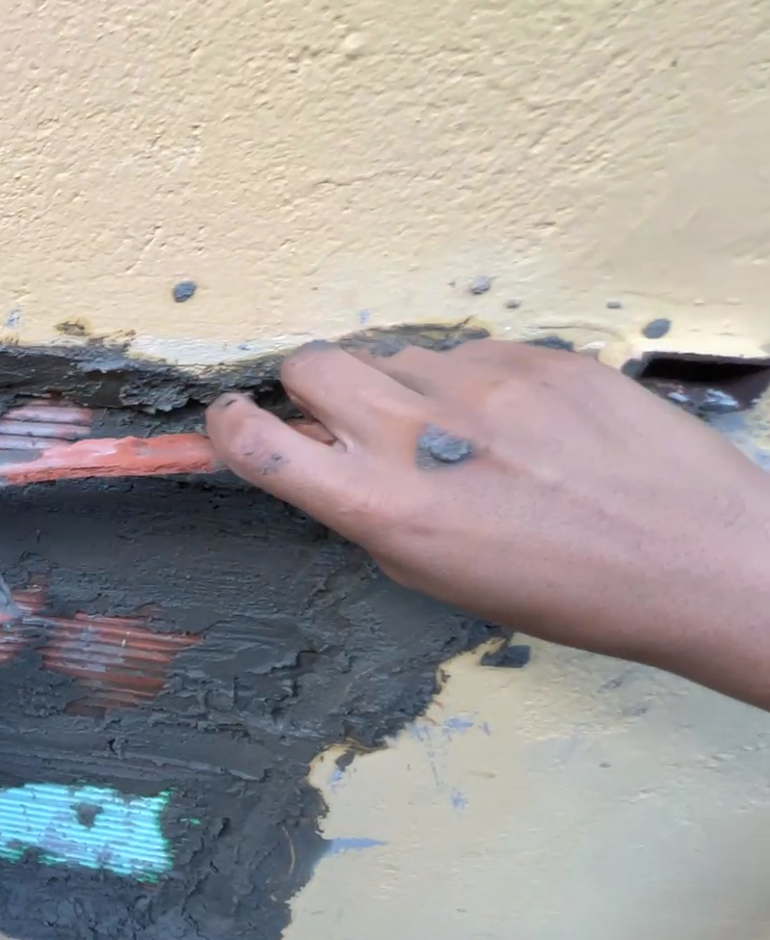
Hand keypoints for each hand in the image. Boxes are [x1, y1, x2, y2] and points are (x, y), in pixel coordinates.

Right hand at [206, 339, 769, 706]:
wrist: (713, 563)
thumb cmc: (554, 586)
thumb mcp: (420, 568)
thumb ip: (353, 501)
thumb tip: (317, 448)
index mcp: (378, 503)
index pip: (253, 439)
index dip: (226, 422)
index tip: (235, 420)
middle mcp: (415, 434)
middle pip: (309, 363)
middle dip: (312, 386)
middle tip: (350, 414)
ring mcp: (480, 386)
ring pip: (388, 355)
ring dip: (396, 385)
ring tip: (456, 427)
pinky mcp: (539, 356)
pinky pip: (462, 353)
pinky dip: (466, 381)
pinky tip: (514, 420)